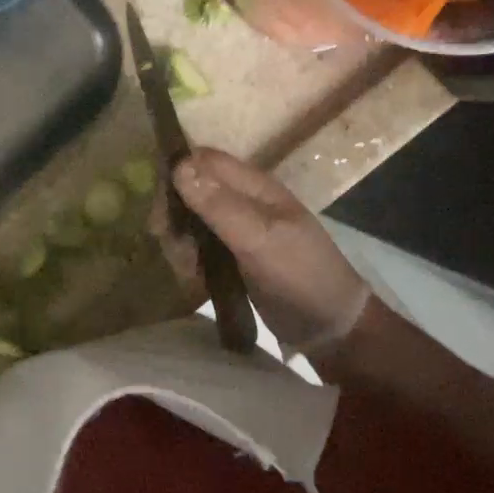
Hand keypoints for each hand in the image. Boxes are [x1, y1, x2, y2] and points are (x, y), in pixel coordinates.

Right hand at [169, 148, 372, 354]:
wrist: (334, 332)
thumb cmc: (301, 277)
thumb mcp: (260, 240)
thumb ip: (220, 205)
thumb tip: (178, 167)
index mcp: (256, 186)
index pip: (204, 159)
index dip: (177, 173)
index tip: (159, 206)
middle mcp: (245, 201)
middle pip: (192, 188)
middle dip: (174, 213)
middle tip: (167, 241)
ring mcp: (240, 229)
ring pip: (192, 219)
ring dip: (180, 239)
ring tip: (185, 266)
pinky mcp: (235, 256)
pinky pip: (200, 245)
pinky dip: (190, 257)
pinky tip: (192, 275)